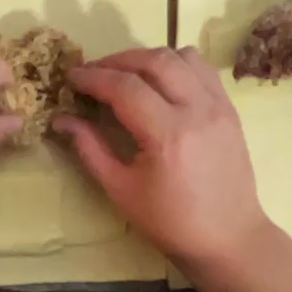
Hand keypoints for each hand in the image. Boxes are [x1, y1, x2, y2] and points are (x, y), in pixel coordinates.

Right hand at [54, 47, 271, 268]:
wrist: (225, 235)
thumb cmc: (168, 221)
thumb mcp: (120, 190)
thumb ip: (90, 149)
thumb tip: (62, 120)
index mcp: (167, 135)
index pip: (125, 88)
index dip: (94, 78)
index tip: (71, 77)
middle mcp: (197, 110)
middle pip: (155, 61)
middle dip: (118, 60)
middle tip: (93, 72)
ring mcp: (219, 105)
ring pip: (182, 56)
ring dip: (148, 58)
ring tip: (125, 74)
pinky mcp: (229, 108)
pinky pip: (202, 69)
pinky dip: (175, 65)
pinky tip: (157, 82)